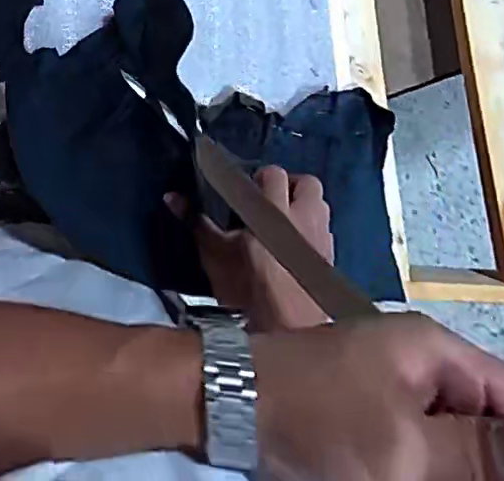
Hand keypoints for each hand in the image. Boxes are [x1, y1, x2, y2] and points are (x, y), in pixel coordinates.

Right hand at [166, 165, 332, 330]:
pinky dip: (312, 230)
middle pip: (306, 182)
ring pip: (320, 205)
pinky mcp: (332, 258)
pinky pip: (324, 231)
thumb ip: (196, 222)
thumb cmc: (249, 289)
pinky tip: (295, 246)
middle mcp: (305, 217)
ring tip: (283, 220)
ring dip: (304, 205)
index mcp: (275, 209)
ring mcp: (322, 237)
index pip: (273, 173)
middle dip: (289, 185)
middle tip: (268, 199)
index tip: (243, 189)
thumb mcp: (215, 253)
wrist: (288, 330)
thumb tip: (172, 196)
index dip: (258, 177)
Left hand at [252, 313, 503, 479]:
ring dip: (477, 472)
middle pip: (503, 427)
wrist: (237, 402)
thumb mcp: (406, 444)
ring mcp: (401, 390)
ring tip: (442, 480)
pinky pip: (433, 449)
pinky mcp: (380, 417)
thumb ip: (484, 454)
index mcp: (439, 353)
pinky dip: (442, 470)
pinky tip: (427, 478)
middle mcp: (426, 365)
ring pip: (468, 443)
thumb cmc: (319, 416)